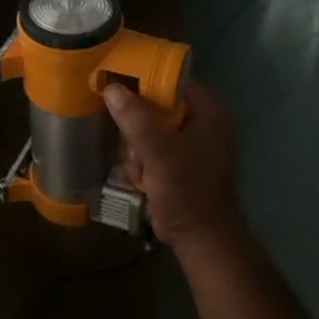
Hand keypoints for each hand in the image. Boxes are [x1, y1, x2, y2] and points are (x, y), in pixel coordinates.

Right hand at [104, 79, 244, 252]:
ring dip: (136, 151)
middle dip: (137, 130)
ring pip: (145, 129)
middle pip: (153, 105)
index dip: (143, 79)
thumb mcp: (159, 152)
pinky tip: (143, 182)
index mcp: (208, 110)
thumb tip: (111, 87)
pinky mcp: (176, 162)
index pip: (172, 79)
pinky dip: (140, 164)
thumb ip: (135, 118)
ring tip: (142, 173)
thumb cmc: (187, 191)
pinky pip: (147, 149)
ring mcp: (188, 142)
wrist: (201, 239)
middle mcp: (201, 120)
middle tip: (136, 150)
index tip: (115, 83)